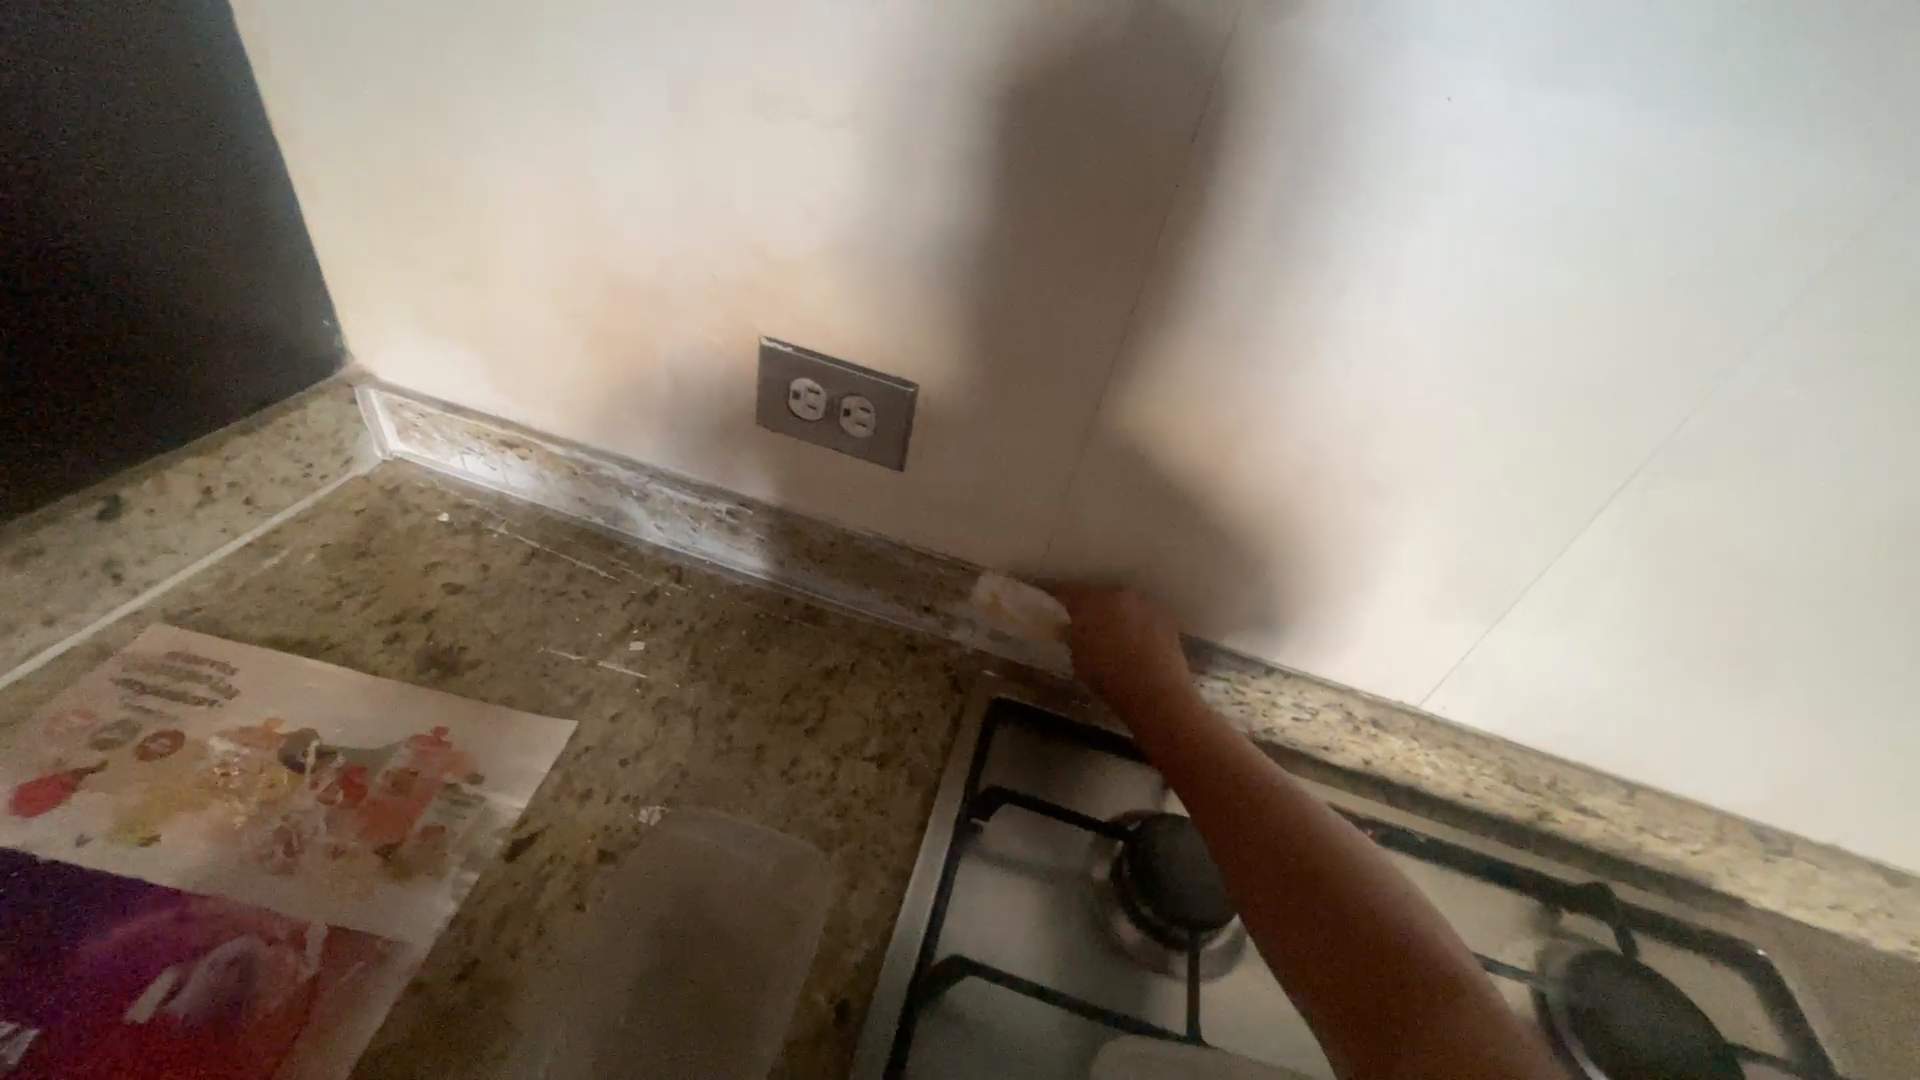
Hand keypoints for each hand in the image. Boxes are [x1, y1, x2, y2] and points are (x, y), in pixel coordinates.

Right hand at [1045, 584, 1196, 713]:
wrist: (1157, 693)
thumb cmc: (1110, 679)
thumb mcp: (1079, 661)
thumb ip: (1072, 638)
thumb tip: (1066, 627)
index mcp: (1091, 603)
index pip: (1068, 592)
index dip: (1059, 598)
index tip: (1054, 605)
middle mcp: (1118, 595)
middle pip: (1098, 595)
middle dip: (1090, 607)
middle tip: (1085, 623)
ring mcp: (1145, 603)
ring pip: (1123, 602)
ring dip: (1116, 613)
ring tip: (1113, 632)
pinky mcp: (1166, 615)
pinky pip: (1144, 613)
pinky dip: (1137, 621)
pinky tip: (1137, 639)